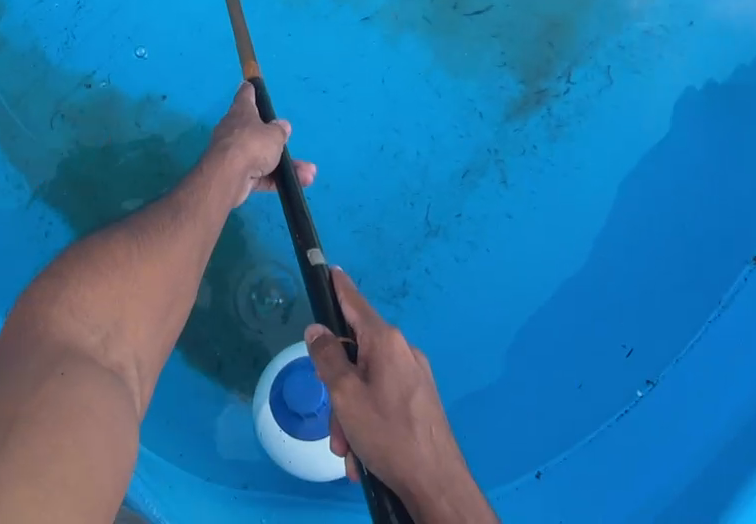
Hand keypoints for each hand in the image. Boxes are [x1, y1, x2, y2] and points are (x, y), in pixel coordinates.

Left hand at [198, 82, 315, 208]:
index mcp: (241, 112)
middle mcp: (234, 130)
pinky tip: (296, 184)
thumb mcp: (274, 135)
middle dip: (275, 139)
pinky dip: (275, 179)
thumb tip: (282, 125)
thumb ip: (280, 130)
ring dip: (285, 165)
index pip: (245, 96)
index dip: (250, 90)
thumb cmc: (252, 145)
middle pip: (255, 130)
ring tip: (308, 173)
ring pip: (262, 157)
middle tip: (289, 142)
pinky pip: (260, 175)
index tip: (251, 85)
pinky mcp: (235, 175)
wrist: (228, 176)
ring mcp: (233, 153)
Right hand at [305, 269, 495, 523]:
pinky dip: (367, 420)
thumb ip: (327, 357)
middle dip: (337, 387)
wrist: (438, 486)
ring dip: (350, 413)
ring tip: (349, 450)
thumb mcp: (344, 395)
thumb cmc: (388, 433)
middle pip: (355, 353)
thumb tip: (317, 330)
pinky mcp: (421, 401)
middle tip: (334, 422)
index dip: (338, 286)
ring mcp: (415, 377)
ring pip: (366, 381)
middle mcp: (402, 352)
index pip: (354, 302)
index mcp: (385, 342)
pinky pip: (382, 398)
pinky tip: (364, 454)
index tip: (329, 269)